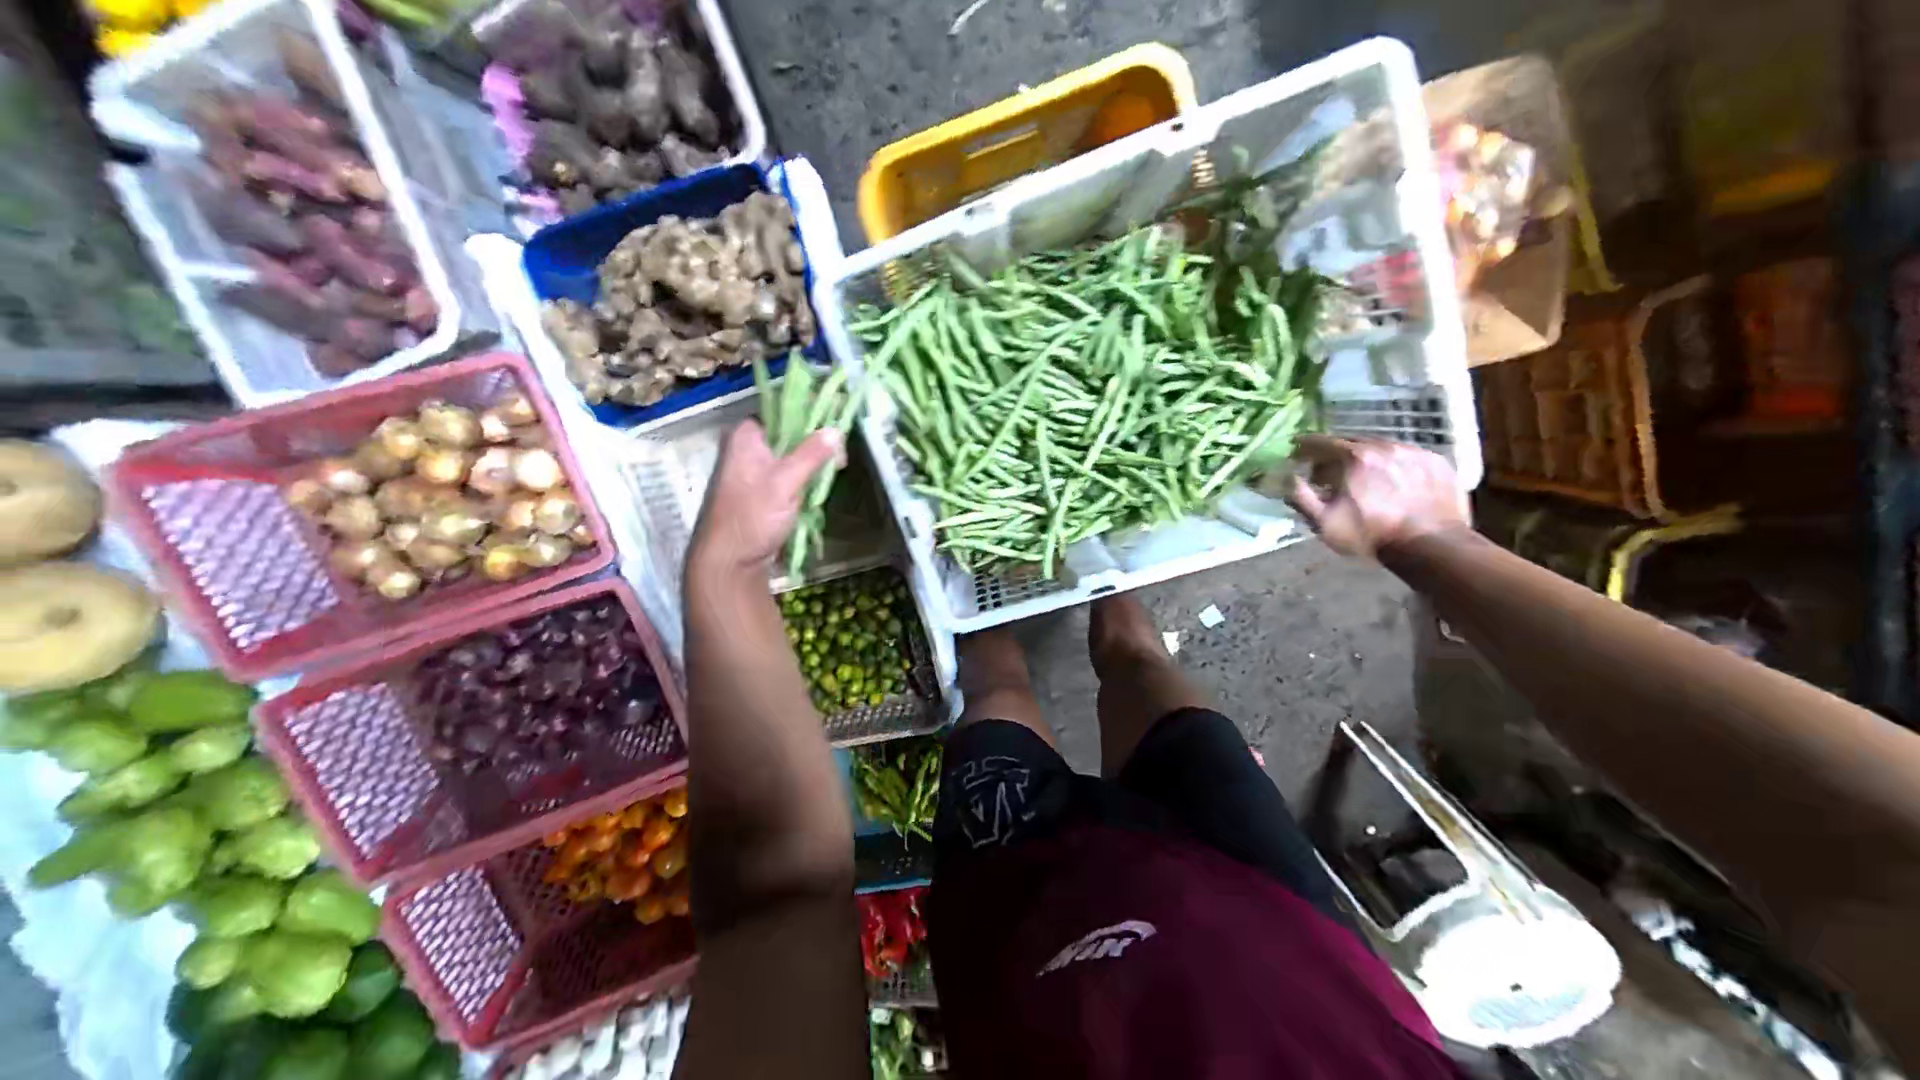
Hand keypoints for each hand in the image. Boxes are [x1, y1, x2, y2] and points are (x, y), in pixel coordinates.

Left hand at [688, 420, 842, 579]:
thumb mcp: (785, 482)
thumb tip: (837, 430)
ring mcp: (756, 471)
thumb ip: (811, 454)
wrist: (731, 562)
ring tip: (835, 470)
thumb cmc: (752, 518)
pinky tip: (820, 486)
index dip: (811, 416)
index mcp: (746, 437)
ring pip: (793, 456)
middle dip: (817, 443)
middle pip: (791, 434)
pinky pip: (791, 475)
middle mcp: (748, 448)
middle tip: (839, 458)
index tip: (836, 428)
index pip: (783, 411)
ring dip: (814, 464)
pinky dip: (806, 479)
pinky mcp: (764, 492)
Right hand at [1286, 435, 1465, 557]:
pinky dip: (1393, 463)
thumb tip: (1286, 475)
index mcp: (1353, 457)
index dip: (1304, 447)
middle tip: (1329, 470)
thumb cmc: (1371, 535)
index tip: (1296, 454)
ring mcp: (1414, 451)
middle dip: (1335, 453)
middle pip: (1351, 441)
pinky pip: (1407, 454)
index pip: (1320, 442)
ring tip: (1362, 476)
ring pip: (1380, 445)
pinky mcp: (1436, 461)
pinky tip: (1392, 481)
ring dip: (1366, 457)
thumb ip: (1300, 497)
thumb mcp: (1324, 522)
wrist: (1431, 545)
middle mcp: (1384, 445)